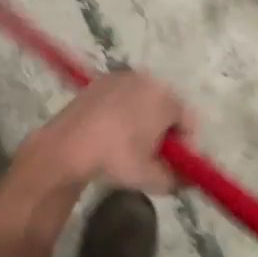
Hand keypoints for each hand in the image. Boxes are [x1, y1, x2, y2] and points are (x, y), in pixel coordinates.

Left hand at [20, 69, 195, 195]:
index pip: (188, 122)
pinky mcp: (97, 81)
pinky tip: (111, 131)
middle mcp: (144, 79)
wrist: (69, 144)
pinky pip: (121, 97)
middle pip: (166, 107)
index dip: (185, 145)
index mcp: (164, 97)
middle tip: (153, 154)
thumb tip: (185, 178)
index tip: (174, 163)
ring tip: (131, 144)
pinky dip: (122, 111)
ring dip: (143, 119)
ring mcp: (118, 77)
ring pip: (143, 100)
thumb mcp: (156, 179)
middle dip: (164, 130)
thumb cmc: (118, 157)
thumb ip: (180, 179)